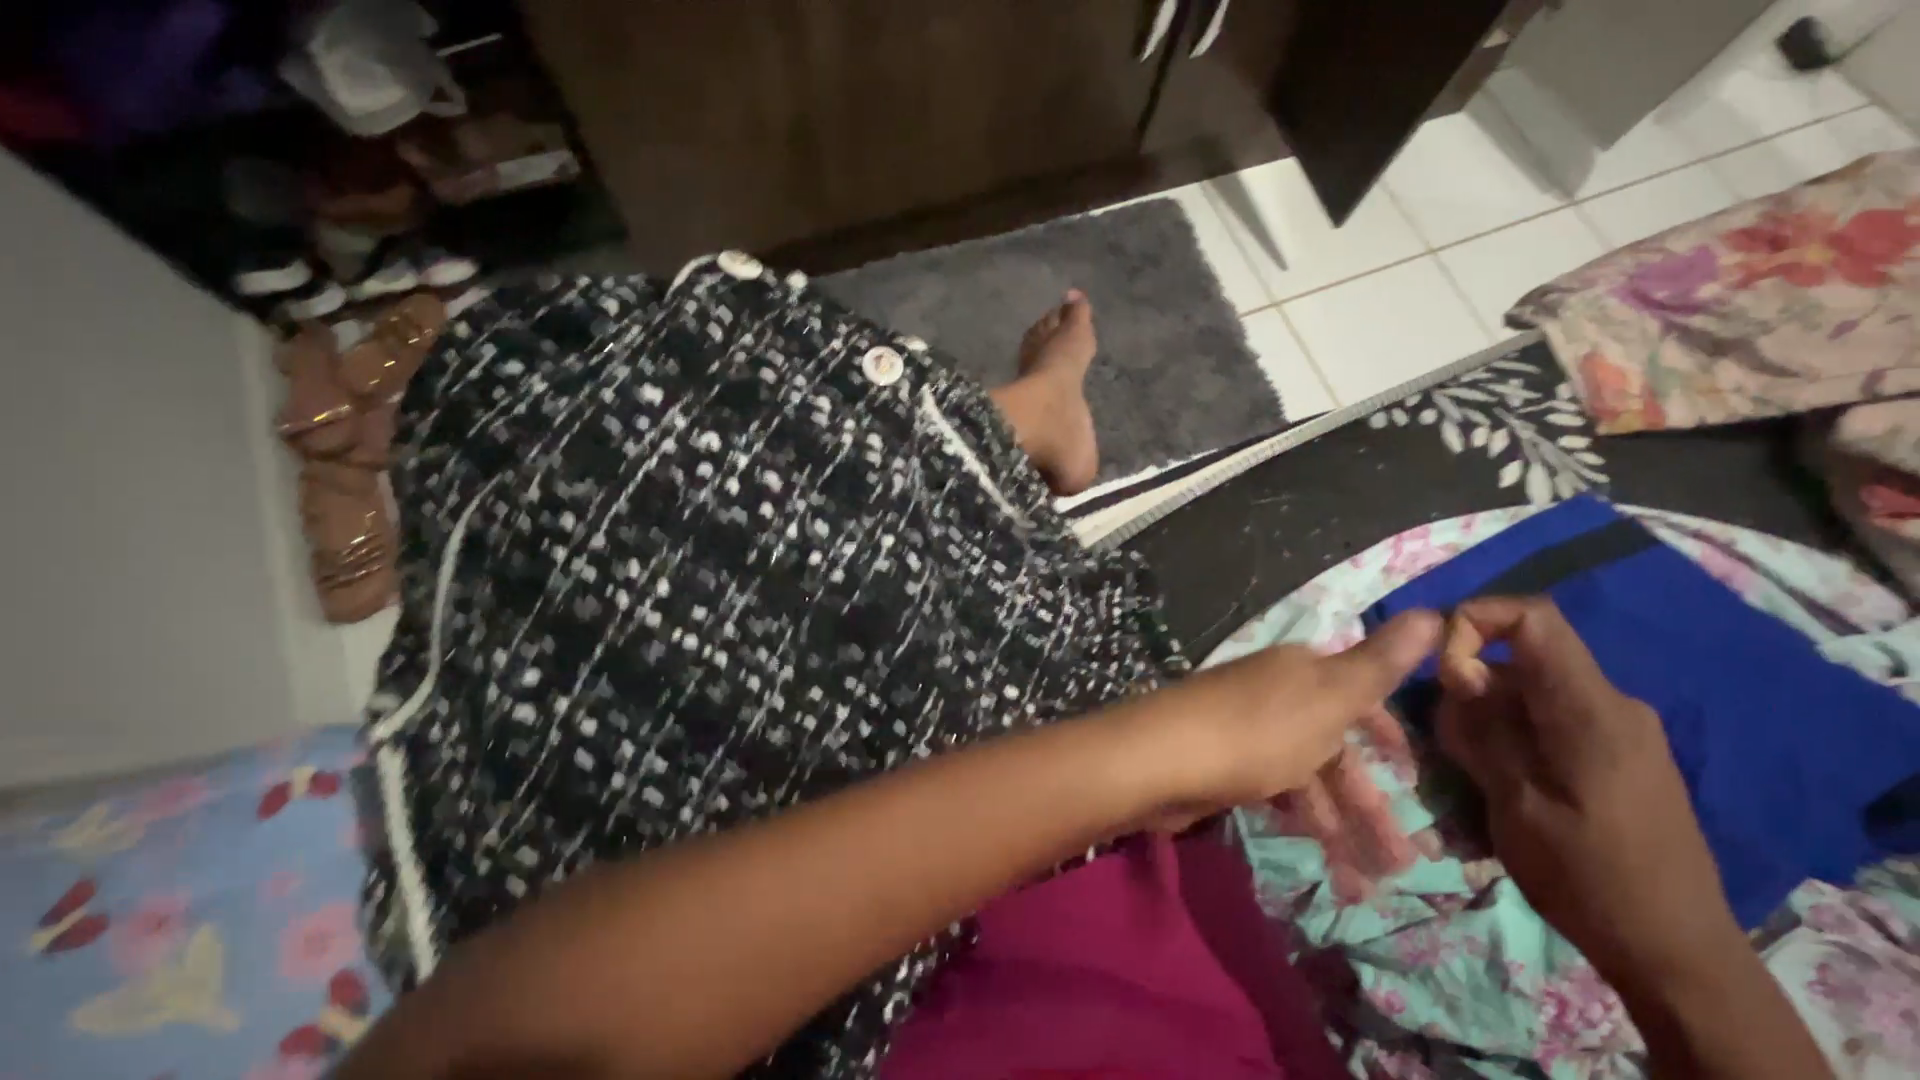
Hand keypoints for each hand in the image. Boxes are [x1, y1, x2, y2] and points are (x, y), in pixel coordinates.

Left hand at [1134, 611, 1441, 898]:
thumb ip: (1380, 664)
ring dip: (1340, 828)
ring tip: (1369, 886)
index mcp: (1303, 672)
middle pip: (1335, 749)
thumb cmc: (1256, 730)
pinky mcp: (1221, 768)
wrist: (1158, 760)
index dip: (1387, 735)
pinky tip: (1323, 862)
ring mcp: (1245, 732)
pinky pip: (1274, 796)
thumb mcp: (1329, 696)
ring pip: (1307, 780)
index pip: (1359, 696)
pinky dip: (1300, 825)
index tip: (1414, 775)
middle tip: (1407, 861)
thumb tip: (1435, 612)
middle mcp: (1275, 695)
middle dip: (1371, 804)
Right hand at [1434, 597, 1745, 987]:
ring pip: (1532, 692)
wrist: (1677, 950)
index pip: (1533, 618)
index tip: (1441, 671)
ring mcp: (1621, 731)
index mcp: (1591, 708)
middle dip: (1470, 685)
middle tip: (1447, 741)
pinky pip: (1551, 720)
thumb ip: (1485, 729)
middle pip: (1524, 658)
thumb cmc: (1589, 877)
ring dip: (1488, 717)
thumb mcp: (1517, 804)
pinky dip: (1513, 736)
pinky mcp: (1619, 756)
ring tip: (1469, 772)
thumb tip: (1457, 669)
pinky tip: (1500, 784)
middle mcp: (1612, 704)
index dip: (1475, 621)